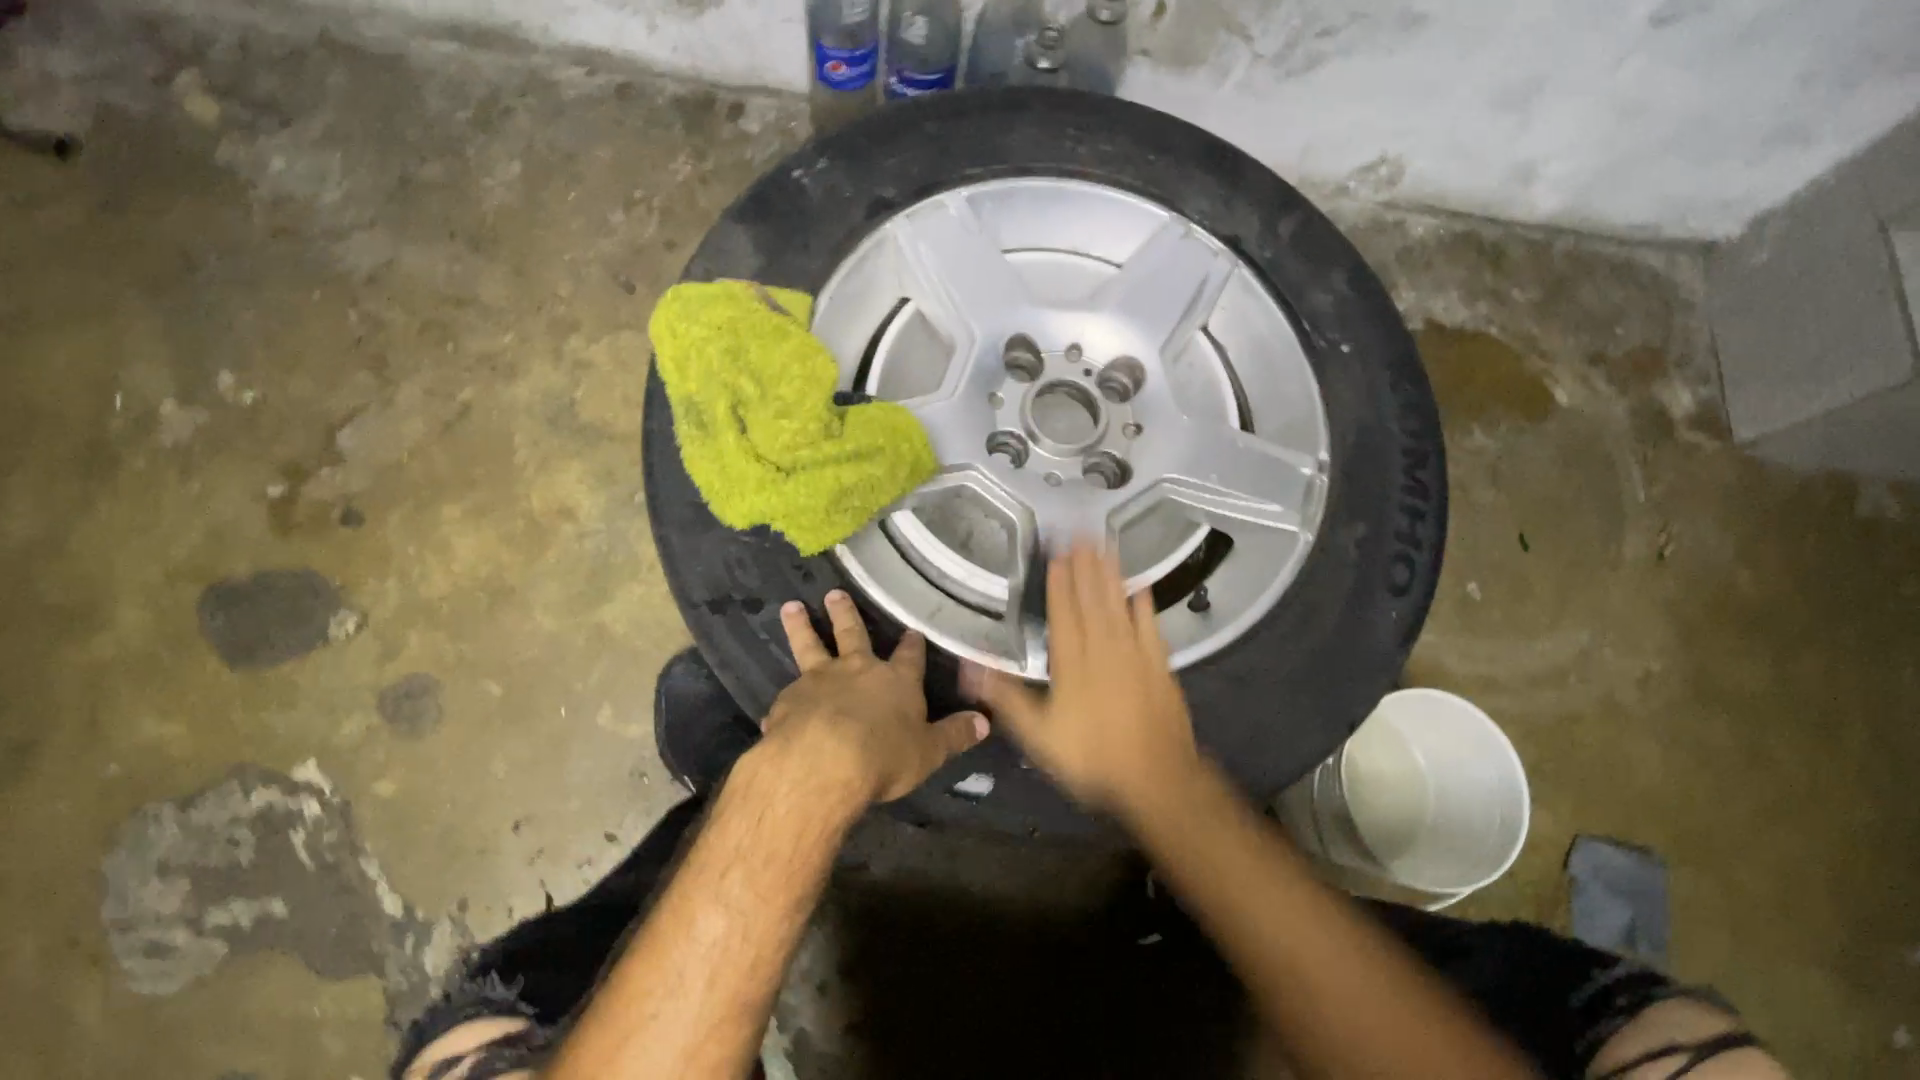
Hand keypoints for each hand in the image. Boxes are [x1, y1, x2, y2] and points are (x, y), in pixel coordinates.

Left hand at [760, 589, 988, 803]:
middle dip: (846, 613)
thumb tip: (984, 721)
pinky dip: (783, 700)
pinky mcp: (788, 700)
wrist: (822, 763)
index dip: (912, 645)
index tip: (912, 631)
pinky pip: (786, 696)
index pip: (909, 656)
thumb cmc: (884, 757)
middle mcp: (857, 671)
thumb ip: (954, 735)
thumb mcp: (929, 751)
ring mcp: (818, 681)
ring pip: (809, 646)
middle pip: (852, 634)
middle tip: (835, 594)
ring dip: (801, 626)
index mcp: (895, 681)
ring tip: (791, 607)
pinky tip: (775, 709)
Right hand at [964, 544, 1199, 814]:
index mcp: (1072, 662)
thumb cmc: (1091, 757)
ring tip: (1104, 544)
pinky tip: (1140, 586)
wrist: (1155, 777)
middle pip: (1091, 599)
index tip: (1056, 553)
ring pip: (1118, 605)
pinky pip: (1149, 625)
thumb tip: (969, 665)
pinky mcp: (1160, 665)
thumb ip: (1005, 697)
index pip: (1063, 612)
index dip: (1059, 582)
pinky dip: (1143, 604)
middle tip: (1080, 532)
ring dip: (1110, 574)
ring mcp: (1135, 654)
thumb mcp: (1037, 734)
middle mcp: (1103, 648)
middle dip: (1084, 565)